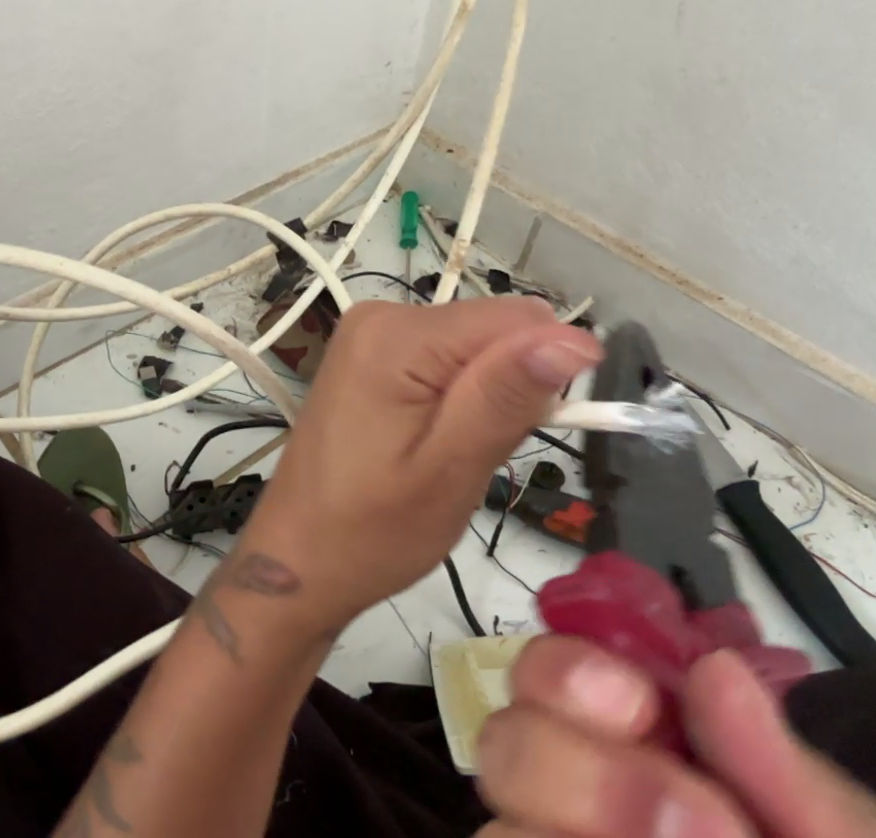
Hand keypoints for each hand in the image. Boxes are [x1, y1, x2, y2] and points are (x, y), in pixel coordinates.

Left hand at [240, 297, 600, 633]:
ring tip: (448, 454)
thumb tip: (574, 337)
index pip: (519, 318)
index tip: (521, 433)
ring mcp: (371, 335)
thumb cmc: (371, 532)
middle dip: (508, 389)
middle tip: (473, 454)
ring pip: (476, 347)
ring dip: (483, 399)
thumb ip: (506, 397)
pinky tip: (429, 443)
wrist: (300, 559)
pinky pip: (445, 360)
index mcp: (397, 335)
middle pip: (495, 329)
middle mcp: (381, 316)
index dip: (542, 375)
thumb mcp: (449, 470)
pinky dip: (456, 400)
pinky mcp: (370, 357)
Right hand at [475, 637, 875, 836]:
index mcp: (633, 740)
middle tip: (707, 825)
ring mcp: (552, 836)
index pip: (544, 671)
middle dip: (584, 774)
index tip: (641, 702)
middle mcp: (576, 787)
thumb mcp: (838, 833)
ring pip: (496, 828)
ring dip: (573, 834)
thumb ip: (775, 764)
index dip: (566, 672)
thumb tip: (714, 667)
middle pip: (504, 744)